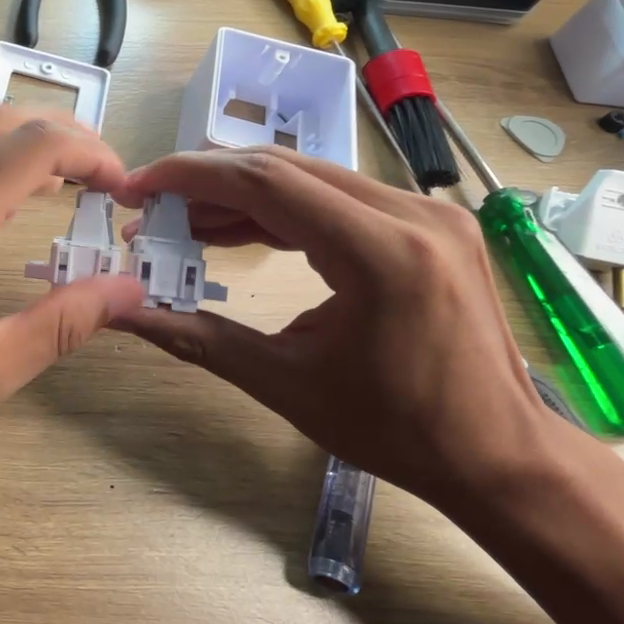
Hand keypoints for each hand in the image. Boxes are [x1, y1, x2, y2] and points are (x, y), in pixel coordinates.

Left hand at [0, 106, 149, 478]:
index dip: (94, 155)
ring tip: (69, 185)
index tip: (125, 189)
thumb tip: (129, 291)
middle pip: (3, 121)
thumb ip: (62, 323)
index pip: (39, 145)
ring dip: (23, 144)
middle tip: (105, 178)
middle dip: (64, 136)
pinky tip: (6, 201)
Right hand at [110, 147, 560, 505]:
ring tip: (183, 225)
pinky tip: (237, 231)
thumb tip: (120, 312)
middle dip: (205, 182)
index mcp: (380, 252)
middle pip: (283, 168)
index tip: (136, 188)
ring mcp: (428, 214)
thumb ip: (194, 335)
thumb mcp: (282, 382)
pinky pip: (336, 198)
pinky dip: (280, 210)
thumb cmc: (397, 429)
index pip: (264, 182)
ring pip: (308, 178)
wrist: (503, 456)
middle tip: (150, 207)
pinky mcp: (429, 225)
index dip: (188, 177)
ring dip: (238, 195)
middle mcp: (411, 214)